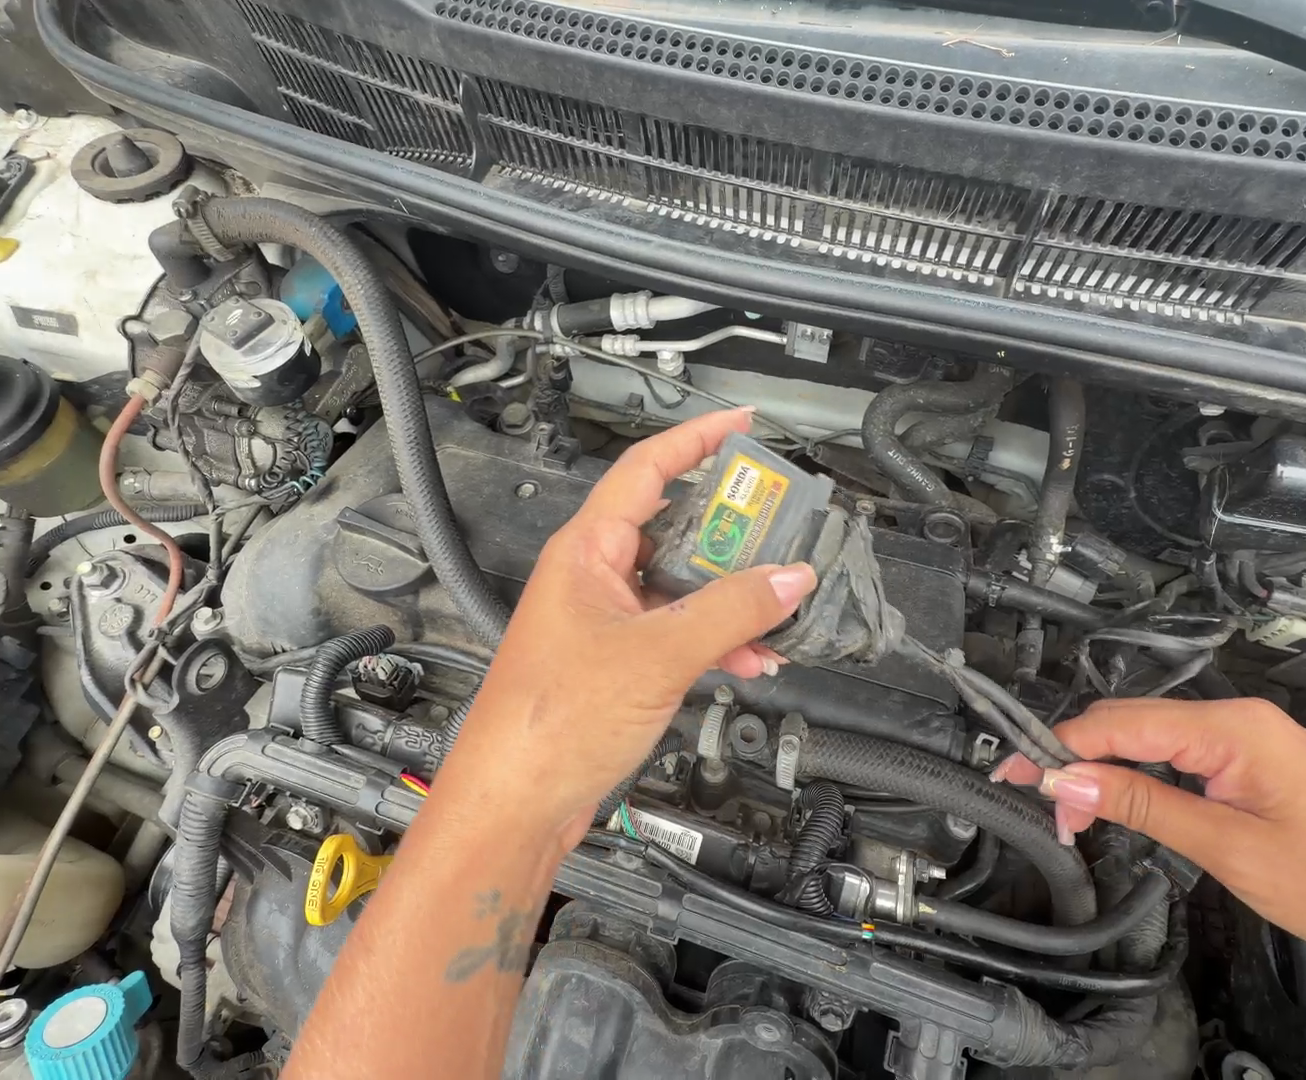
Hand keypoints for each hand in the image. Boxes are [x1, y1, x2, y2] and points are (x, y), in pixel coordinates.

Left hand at [436, 408, 816, 839]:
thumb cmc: (550, 722)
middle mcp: (594, 576)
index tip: (743, 426)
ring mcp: (606, 619)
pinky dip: (716, 640)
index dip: (696, 439)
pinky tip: (752, 658)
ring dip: (731, 596)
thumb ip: (730, 612)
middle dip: (731, 530)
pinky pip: (677, 631)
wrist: (516, 802)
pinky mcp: (617, 660)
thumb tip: (788, 577)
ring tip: (780, 603)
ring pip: (681, 586)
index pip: (645, 468)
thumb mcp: (656, 654)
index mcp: (587, 551)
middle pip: (673, 527)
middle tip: (782, 524)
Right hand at [994, 697, 1305, 980]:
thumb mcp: (1230, 848)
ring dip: (1105, 770)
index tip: (1014, 772)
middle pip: (1127, 724)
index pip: (1116, 724)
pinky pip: (1178, 755)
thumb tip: (1065, 780)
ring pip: (1148, 739)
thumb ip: (1139, 805)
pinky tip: (1122, 801)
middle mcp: (1238, 720)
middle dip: (1076, 759)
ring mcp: (1249, 739)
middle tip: (1044, 804)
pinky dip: (1140, 777)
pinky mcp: (1256, 762)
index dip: (1056, 747)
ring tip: (1077, 812)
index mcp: (1232, 727)